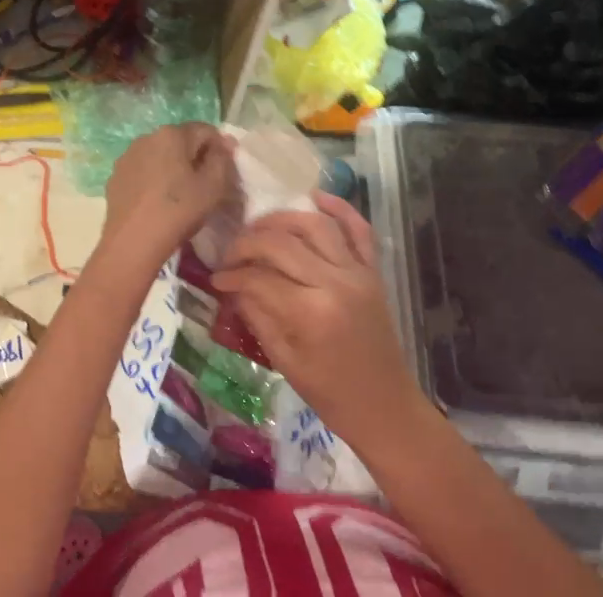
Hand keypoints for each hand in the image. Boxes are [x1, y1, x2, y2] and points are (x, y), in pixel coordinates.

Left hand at [100, 123, 236, 272]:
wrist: (133, 240)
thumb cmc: (179, 210)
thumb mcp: (213, 186)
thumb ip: (222, 159)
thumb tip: (224, 143)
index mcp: (172, 134)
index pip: (205, 130)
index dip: (219, 148)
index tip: (224, 171)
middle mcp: (146, 137)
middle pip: (180, 140)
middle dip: (194, 156)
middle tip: (203, 184)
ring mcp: (127, 156)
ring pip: (159, 155)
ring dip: (172, 166)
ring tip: (178, 193)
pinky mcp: (115, 175)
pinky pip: (142, 170)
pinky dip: (153, 178)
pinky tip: (156, 200)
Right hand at [210, 192, 424, 446]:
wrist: (385, 407)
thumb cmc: (330, 394)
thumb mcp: (283, 360)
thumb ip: (257, 315)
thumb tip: (233, 285)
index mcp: (311, 312)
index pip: (259, 277)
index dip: (232, 274)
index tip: (217, 278)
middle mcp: (335, 283)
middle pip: (282, 243)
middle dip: (248, 242)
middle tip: (230, 253)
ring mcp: (358, 274)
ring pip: (316, 225)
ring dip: (283, 218)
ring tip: (260, 226)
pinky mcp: (372, 273)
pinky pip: (359, 231)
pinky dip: (340, 209)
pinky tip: (314, 197)